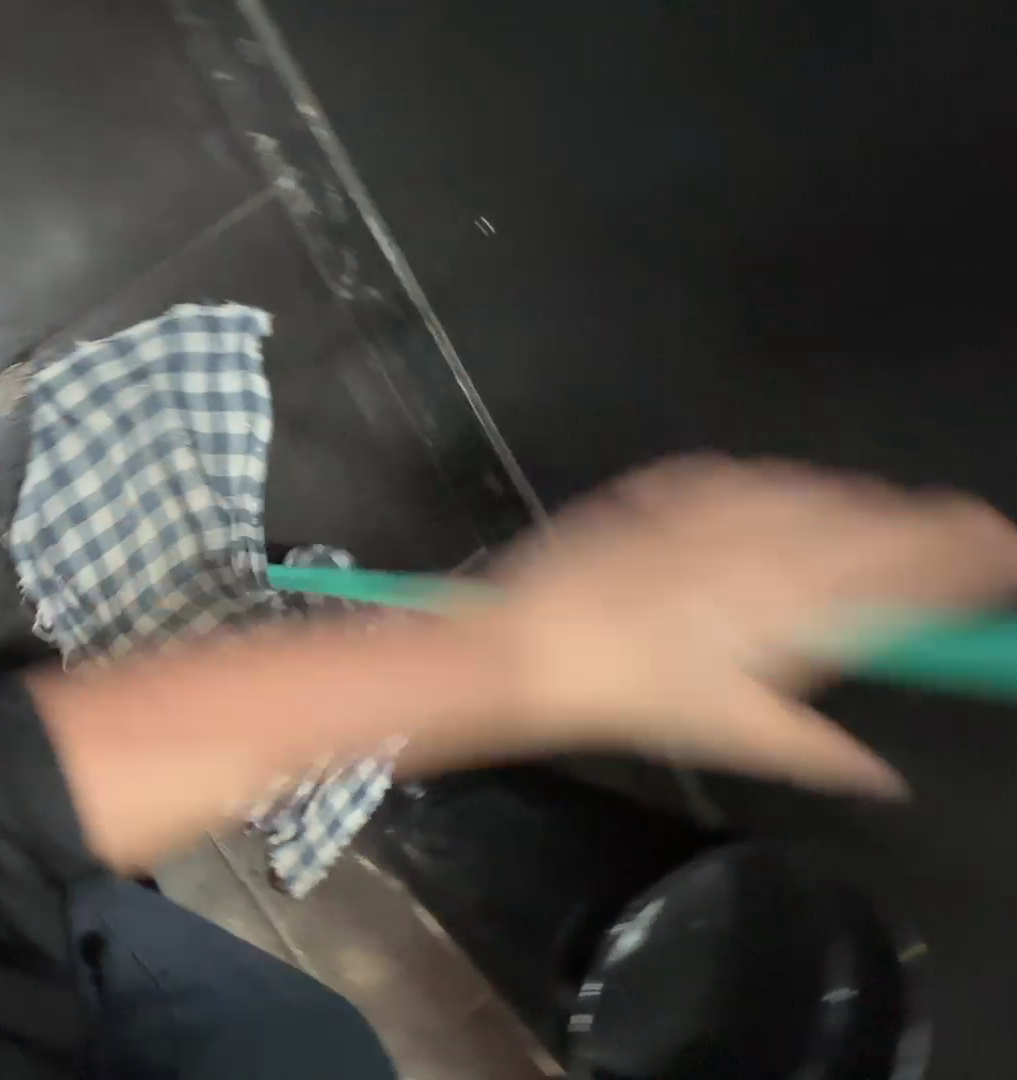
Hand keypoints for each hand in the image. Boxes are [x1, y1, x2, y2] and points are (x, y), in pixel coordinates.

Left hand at [481, 456, 1016, 796]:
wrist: (526, 649)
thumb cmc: (631, 696)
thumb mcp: (737, 735)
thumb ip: (820, 749)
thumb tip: (878, 773)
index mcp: (809, 597)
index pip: (928, 555)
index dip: (975, 550)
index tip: (996, 553)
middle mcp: (765, 540)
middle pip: (873, 509)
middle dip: (908, 526)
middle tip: (913, 553)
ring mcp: (698, 511)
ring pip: (802, 485)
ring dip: (833, 502)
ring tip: (831, 530)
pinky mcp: (644, 498)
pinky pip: (722, 476)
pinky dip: (752, 487)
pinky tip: (746, 507)